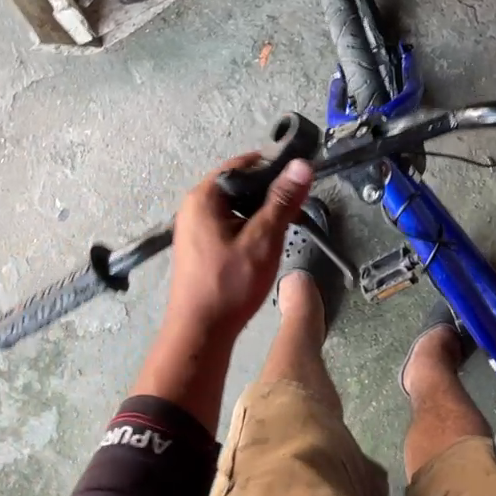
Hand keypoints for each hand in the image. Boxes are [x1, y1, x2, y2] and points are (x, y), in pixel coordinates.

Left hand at [133, 155, 314, 432]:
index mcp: (204, 196)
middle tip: (297, 205)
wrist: (200, 332)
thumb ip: (282, 200)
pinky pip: (229, 223)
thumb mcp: (263, 238)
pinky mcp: (199, 246)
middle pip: (240, 184)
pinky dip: (249, 227)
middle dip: (269, 192)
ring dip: (261, 212)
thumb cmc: (230, 284)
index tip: (300, 178)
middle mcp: (194, 206)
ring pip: (236, 206)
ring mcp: (194, 227)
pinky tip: (265, 243)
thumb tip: (302, 164)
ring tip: (285, 225)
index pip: (244, 163)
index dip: (274, 167)